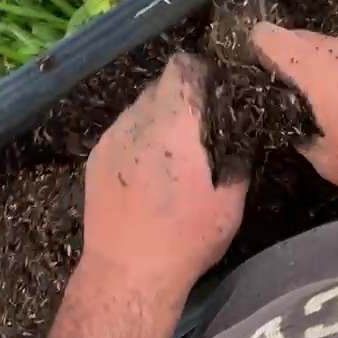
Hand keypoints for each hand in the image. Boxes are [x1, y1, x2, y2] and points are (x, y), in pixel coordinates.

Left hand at [50, 53, 245, 337]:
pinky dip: (140, 144)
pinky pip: (123, 135)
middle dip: (184, 102)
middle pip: (161, 87)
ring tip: (175, 159)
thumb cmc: (187, 238)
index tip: (217, 95)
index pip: (184, 67)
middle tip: (202, 133)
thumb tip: (241, 139)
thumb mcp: (229, 205)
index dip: (203, 74)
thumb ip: (237, 162)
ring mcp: (112, 136)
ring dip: (160, 124)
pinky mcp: (96, 157)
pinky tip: (150, 176)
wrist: (130, 270)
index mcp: (176, 123)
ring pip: (140, 111)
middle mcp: (139, 119)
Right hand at [250, 22, 337, 228]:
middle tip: (287, 101)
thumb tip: (291, 126)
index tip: (254, 79)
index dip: (253, 53)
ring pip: (327, 48)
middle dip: (286, 65)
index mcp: (314, 69)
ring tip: (324, 108)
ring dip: (318, 70)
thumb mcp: (326, 162)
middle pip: (296, 40)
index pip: (266, 36)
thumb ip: (299, 136)